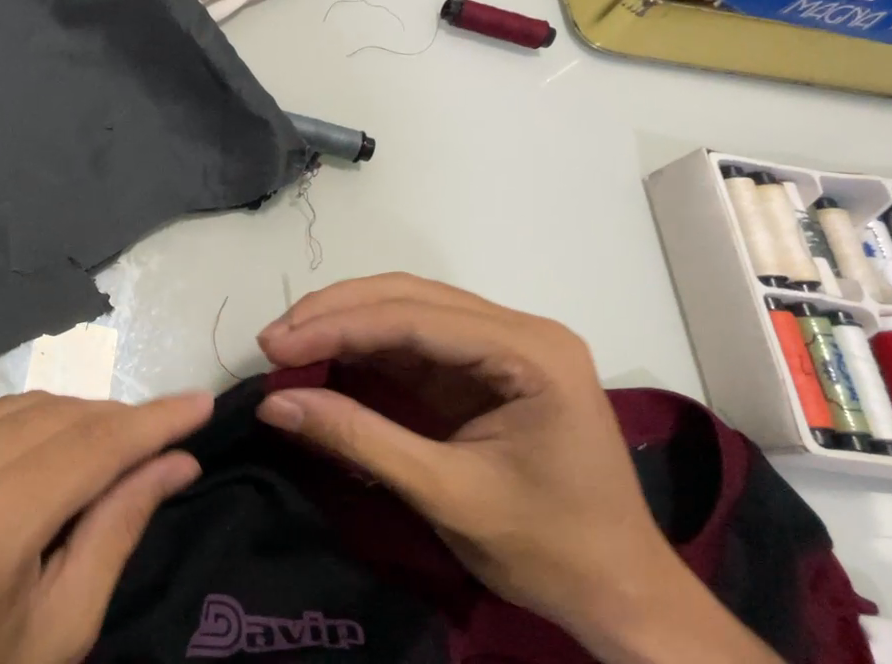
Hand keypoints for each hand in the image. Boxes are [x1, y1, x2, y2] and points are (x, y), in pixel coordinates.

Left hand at [0, 390, 214, 663]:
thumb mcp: (61, 626)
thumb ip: (117, 530)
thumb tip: (177, 461)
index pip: (89, 449)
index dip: (152, 422)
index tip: (201, 402)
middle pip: (60, 417)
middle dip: (121, 421)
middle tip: (167, 438)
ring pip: (27, 405)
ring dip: (82, 418)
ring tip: (118, 448)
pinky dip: (37, 422)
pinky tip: (59, 449)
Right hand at [253, 274, 779, 663]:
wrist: (620, 594)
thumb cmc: (548, 548)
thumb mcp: (447, 494)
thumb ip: (358, 438)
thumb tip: (273, 403)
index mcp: (528, 352)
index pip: (414, 318)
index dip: (336, 327)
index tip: (273, 348)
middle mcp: (517, 331)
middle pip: (407, 298)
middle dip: (333, 316)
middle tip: (271, 345)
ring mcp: (501, 346)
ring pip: (404, 310)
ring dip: (343, 325)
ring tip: (286, 348)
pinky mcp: (482, 369)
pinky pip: (411, 343)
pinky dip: (362, 349)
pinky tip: (323, 360)